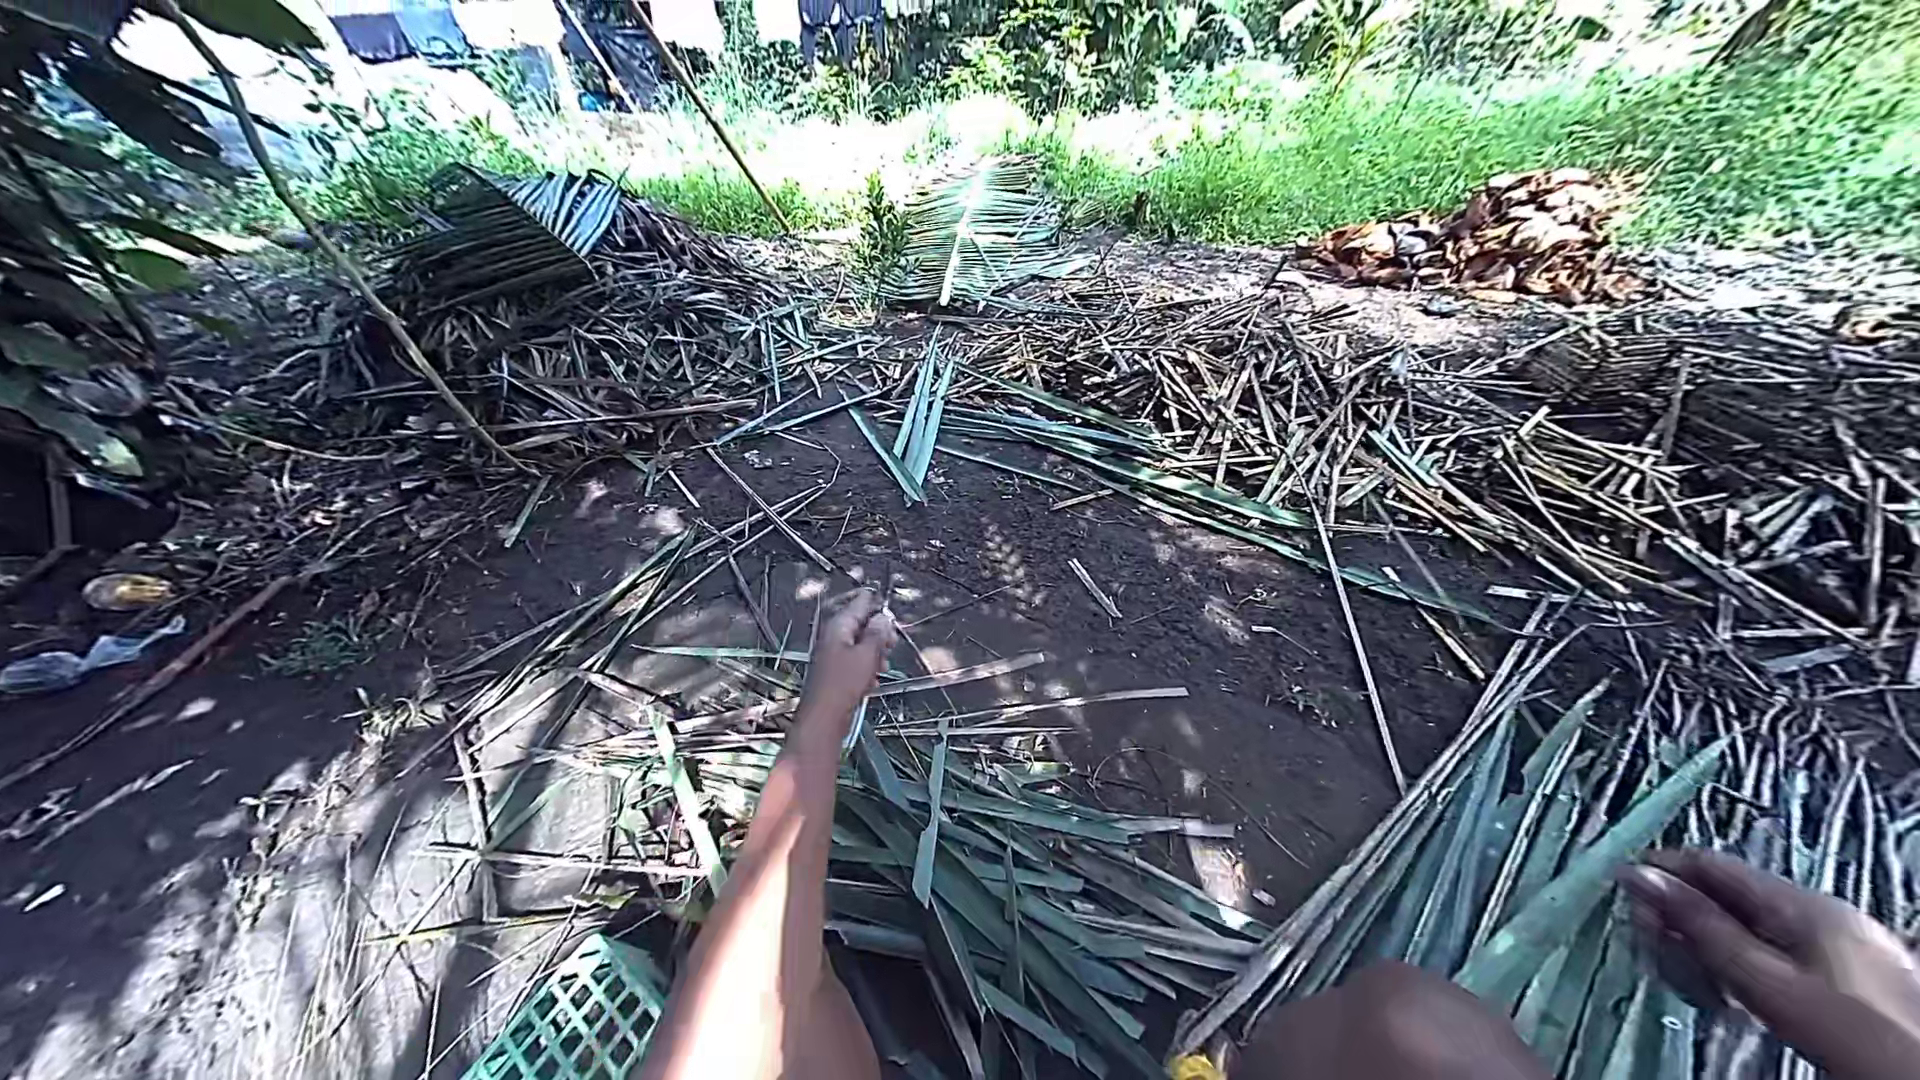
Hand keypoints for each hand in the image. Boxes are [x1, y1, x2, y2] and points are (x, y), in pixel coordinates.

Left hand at [797, 589, 894, 736]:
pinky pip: (857, 661)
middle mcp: (834, 637)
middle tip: (891, 643)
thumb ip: (877, 633)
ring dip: (875, 652)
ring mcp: (834, 655)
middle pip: (862, 624)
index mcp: (839, 627)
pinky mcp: (837, 672)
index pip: (860, 604)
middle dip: (879, 633)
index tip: (891, 609)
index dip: (877, 604)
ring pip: (861, 644)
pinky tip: (873, 678)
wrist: (825, 718)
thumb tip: (883, 617)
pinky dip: (867, 666)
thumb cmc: (843, 684)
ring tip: (883, 665)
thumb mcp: (867, 655)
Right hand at [1620, 848, 1919, 1079]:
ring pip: (1735, 928)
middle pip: (1716, 896)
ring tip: (1703, 993)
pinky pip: (1763, 952)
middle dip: (1677, 925)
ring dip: (1701, 952)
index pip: (1703, 861)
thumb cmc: (1853, 1035)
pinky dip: (1734, 970)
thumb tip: (1632, 872)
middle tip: (1663, 962)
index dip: (1658, 875)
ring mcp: (1833, 946)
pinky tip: (1732, 1002)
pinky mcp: (1839, 976)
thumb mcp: (1761, 978)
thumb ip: (1695, 921)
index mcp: (1801, 903)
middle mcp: (1816, 913)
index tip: (1630, 907)